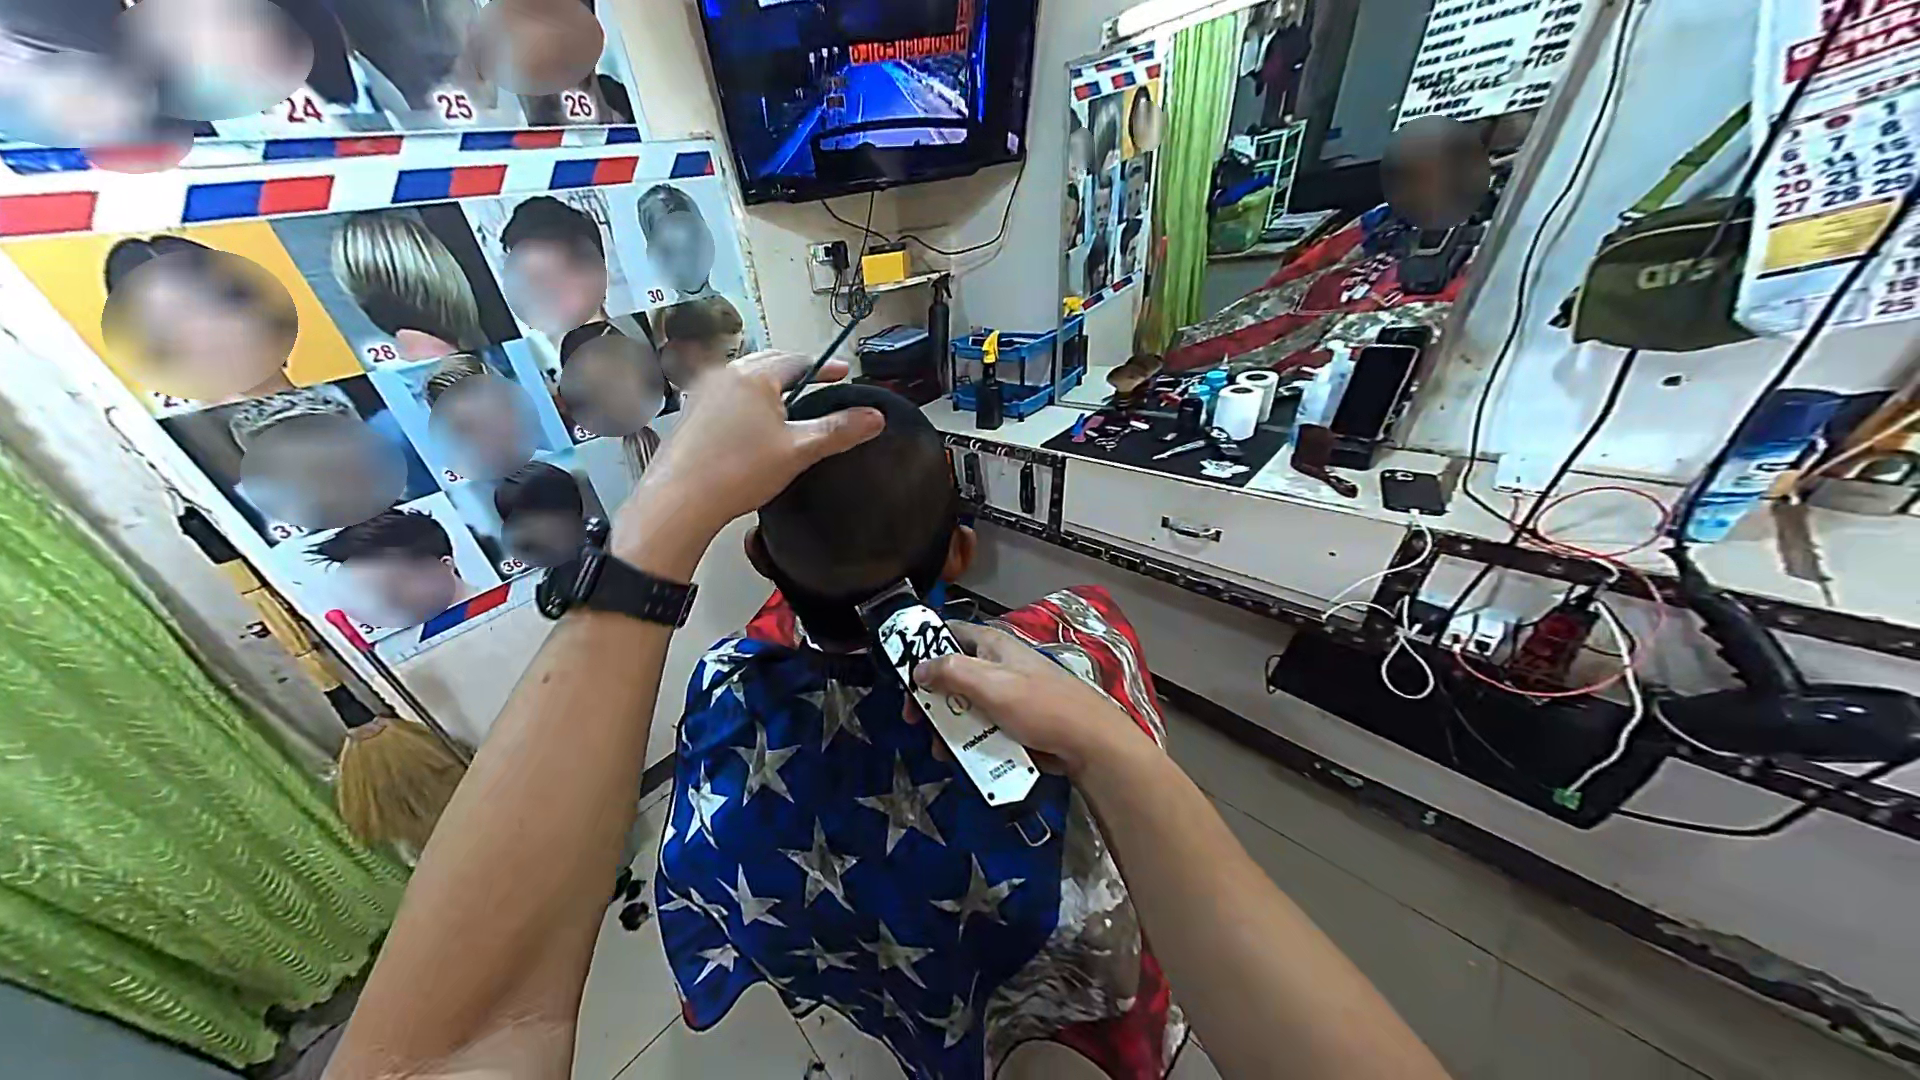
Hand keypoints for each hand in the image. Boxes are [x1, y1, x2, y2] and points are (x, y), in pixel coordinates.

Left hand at [611, 351, 882, 574]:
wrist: (680, 500)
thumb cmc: (737, 471)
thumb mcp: (799, 450)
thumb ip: (839, 430)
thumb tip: (875, 417)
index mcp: (754, 376)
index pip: (800, 360)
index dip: (826, 368)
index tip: (843, 373)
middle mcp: (725, 375)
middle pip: (771, 364)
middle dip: (799, 372)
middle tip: (821, 384)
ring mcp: (703, 393)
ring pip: (748, 380)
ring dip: (773, 387)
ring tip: (791, 405)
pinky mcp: (692, 414)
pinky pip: (729, 396)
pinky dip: (750, 402)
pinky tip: (757, 426)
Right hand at [912, 622, 1154, 778]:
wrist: (1088, 743)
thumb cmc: (1040, 706)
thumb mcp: (991, 685)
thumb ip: (951, 672)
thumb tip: (917, 668)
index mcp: (992, 644)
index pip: (948, 632)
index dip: (923, 648)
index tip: (904, 675)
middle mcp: (997, 663)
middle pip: (951, 673)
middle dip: (932, 698)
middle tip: (915, 720)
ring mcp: (1006, 692)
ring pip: (964, 703)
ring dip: (948, 724)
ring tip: (940, 748)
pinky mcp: (1014, 719)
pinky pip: (981, 724)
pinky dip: (968, 737)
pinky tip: (960, 757)